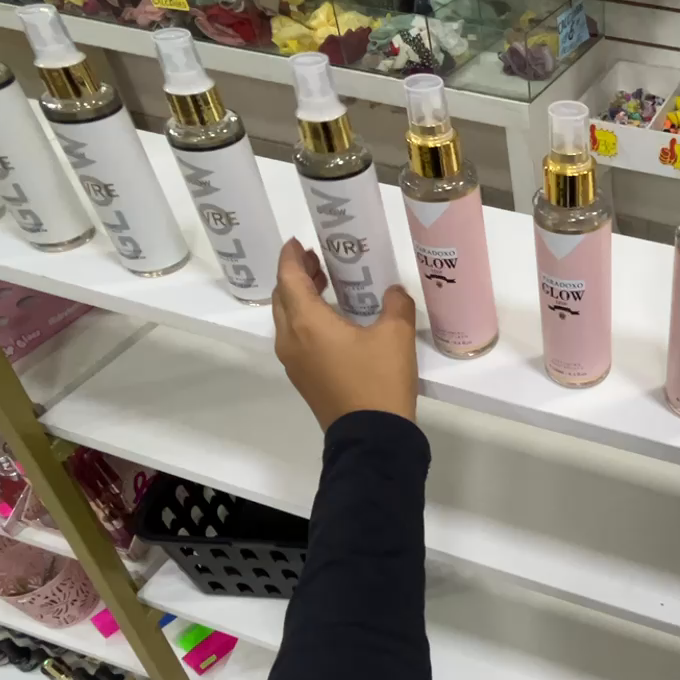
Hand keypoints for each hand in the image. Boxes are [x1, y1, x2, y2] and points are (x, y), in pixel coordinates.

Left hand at [272, 238, 417, 429]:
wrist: (372, 436)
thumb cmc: (379, 380)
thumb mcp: (396, 336)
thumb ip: (396, 305)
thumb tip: (393, 293)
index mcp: (307, 323)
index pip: (288, 278)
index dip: (291, 257)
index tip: (298, 243)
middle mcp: (291, 339)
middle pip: (283, 298)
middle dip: (295, 277)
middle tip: (317, 263)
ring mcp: (294, 362)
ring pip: (288, 320)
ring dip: (300, 300)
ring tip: (325, 288)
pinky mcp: (304, 379)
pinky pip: (296, 339)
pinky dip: (306, 322)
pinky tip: (332, 323)